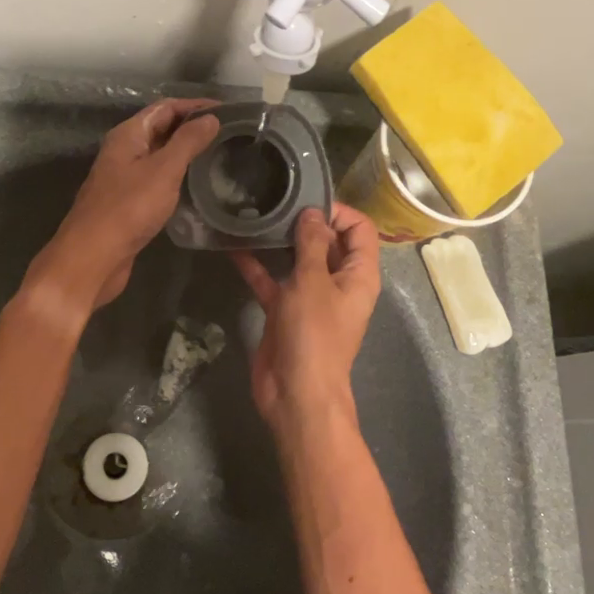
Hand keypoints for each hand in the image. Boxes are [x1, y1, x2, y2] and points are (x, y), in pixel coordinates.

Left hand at [35, 97, 220, 310]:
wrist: (94, 256)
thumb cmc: (128, 209)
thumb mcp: (163, 170)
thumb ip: (188, 142)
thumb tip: (211, 118)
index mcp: (128, 135)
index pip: (165, 108)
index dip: (196, 106)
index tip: (230, 112)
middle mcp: (124, 151)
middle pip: (162, 129)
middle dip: (193, 129)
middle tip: (231, 135)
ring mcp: (124, 178)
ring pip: (160, 157)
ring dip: (187, 154)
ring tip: (221, 158)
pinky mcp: (129, 203)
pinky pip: (157, 181)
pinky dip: (178, 178)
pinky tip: (198, 188)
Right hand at [230, 205, 381, 437]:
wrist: (296, 393)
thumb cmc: (314, 335)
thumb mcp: (313, 282)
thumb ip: (312, 244)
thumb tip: (312, 212)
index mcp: (359, 275)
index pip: (359, 230)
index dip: (338, 211)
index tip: (307, 200)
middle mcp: (338, 283)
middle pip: (328, 241)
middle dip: (305, 221)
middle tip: (275, 200)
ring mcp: (311, 298)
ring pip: (298, 260)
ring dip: (279, 241)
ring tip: (255, 215)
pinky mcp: (285, 311)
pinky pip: (273, 281)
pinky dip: (257, 267)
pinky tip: (234, 247)